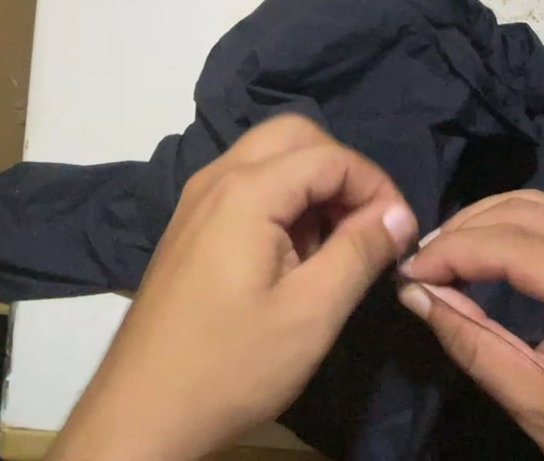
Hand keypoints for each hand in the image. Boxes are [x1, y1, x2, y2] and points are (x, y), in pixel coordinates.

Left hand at [50, 114, 418, 460]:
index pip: (329, 156)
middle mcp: (218, 176)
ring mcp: (199, 195)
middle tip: (366, 223)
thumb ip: (358, 253)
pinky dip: (283, 196)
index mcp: (246, 190)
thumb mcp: (310, 314)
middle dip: (340, 168)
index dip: (375, 185)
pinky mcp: (193, 219)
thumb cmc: (231, 363)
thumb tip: (398, 214)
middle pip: (294, 136)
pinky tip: (295, 251)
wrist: (143, 407)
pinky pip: (248, 181)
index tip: (400, 230)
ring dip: (311, 182)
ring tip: (334, 242)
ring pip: (269, 154)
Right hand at [397, 191, 543, 460]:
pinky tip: (486, 248)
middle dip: (466, 230)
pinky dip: (513, 224)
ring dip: (487, 220)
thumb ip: (476, 346)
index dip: (456, 250)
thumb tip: (414, 292)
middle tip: (422, 263)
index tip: (409, 270)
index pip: (518, 248)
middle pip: (529, 213)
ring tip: (445, 253)